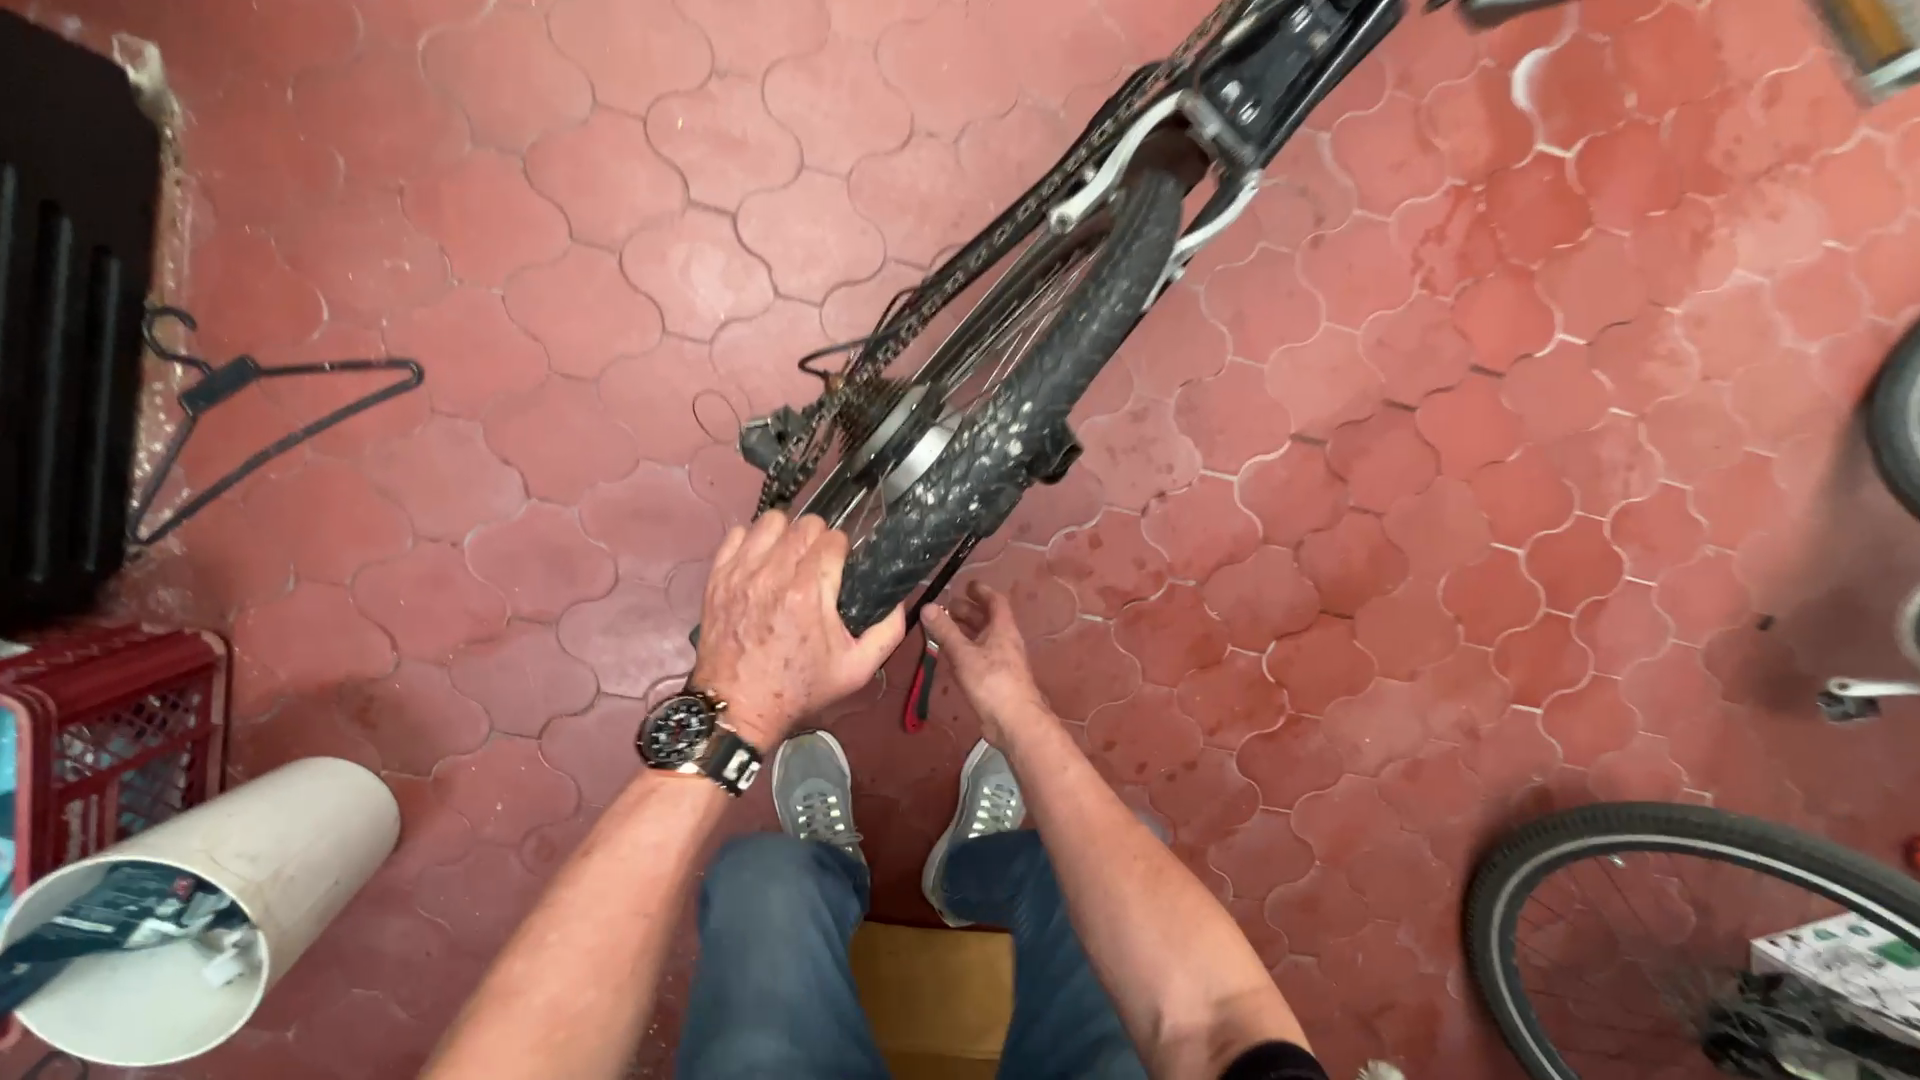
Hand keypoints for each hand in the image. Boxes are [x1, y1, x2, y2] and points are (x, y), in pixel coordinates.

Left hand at [692, 512, 905, 746]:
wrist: (739, 706)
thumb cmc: (800, 688)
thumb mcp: (857, 669)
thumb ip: (887, 631)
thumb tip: (899, 599)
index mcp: (809, 592)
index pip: (833, 538)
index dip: (843, 550)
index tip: (841, 568)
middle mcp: (774, 574)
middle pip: (805, 524)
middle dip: (818, 540)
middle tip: (819, 564)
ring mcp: (742, 573)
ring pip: (771, 522)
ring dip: (786, 535)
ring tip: (789, 558)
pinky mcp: (718, 577)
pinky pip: (737, 534)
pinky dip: (752, 542)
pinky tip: (761, 562)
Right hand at [921, 582, 1054, 746]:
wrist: (1013, 721)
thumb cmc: (992, 681)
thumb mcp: (963, 653)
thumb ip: (945, 631)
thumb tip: (927, 605)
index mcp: (1003, 629)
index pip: (995, 602)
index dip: (982, 591)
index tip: (966, 585)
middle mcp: (1005, 642)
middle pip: (988, 620)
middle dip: (969, 612)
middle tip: (947, 607)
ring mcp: (1003, 662)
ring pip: (984, 639)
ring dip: (966, 631)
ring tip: (944, 628)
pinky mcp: (996, 680)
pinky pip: (980, 656)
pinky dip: (966, 650)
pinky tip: (952, 656)